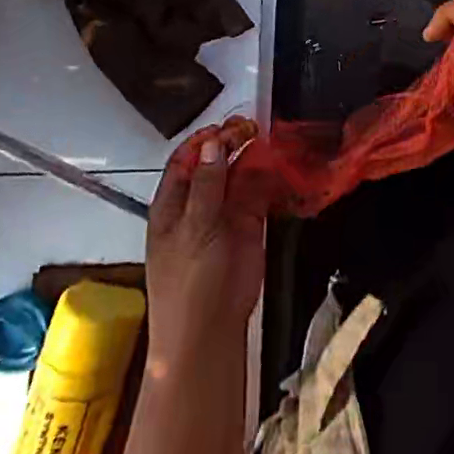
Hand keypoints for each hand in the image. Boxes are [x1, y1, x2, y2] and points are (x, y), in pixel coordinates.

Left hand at [145, 117, 265, 350]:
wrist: (209, 327)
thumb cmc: (188, 281)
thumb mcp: (194, 228)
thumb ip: (207, 185)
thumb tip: (213, 145)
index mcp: (173, 203)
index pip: (187, 160)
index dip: (206, 140)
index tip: (228, 126)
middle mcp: (199, 203)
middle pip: (216, 163)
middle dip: (232, 143)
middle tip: (254, 126)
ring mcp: (225, 214)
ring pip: (240, 176)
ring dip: (254, 158)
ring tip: (270, 139)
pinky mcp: (249, 225)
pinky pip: (260, 194)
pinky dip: (270, 178)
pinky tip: (280, 165)